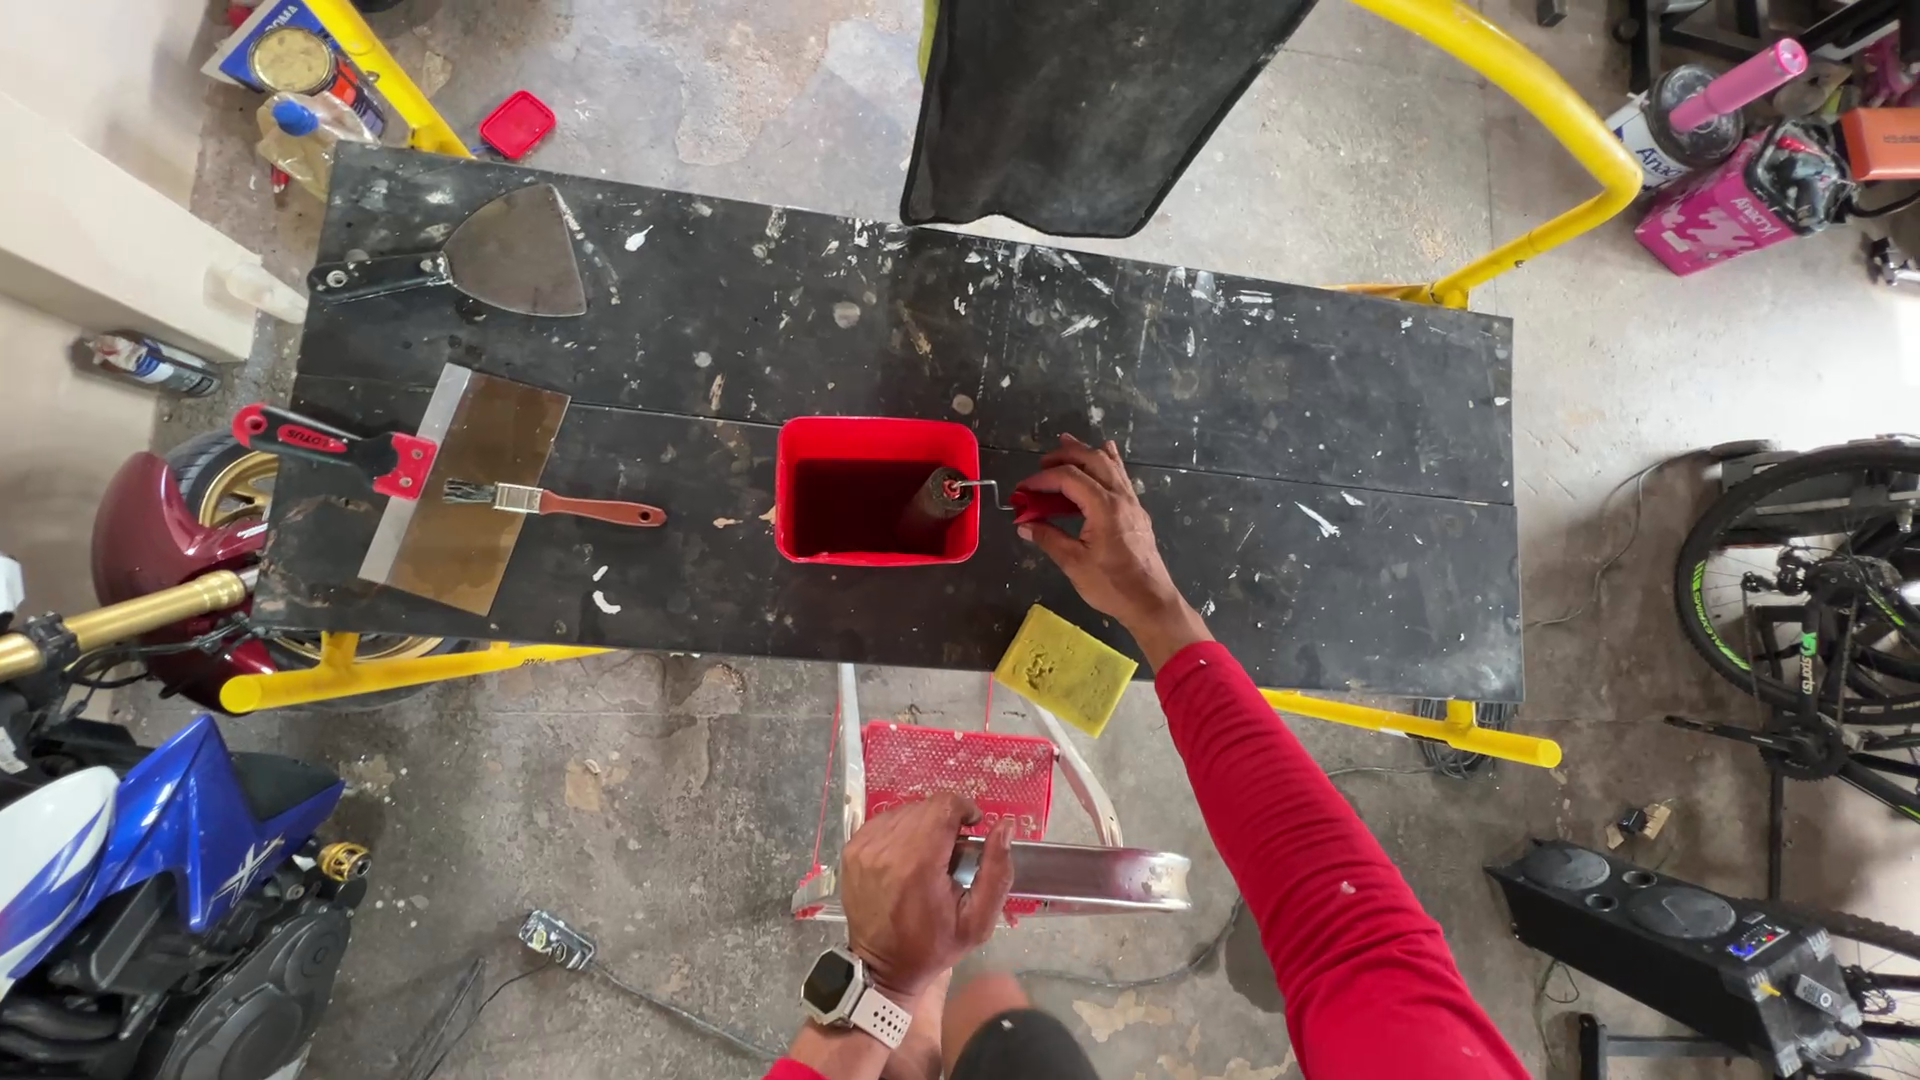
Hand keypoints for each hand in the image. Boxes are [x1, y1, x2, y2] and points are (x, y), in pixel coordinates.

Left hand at [840, 793, 1014, 1002]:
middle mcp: (887, 848)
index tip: (971, 827)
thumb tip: (1004, 826)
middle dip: (945, 821)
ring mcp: (865, 847)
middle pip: (926, 807)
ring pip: (906, 810)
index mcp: (918, 863)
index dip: (964, 809)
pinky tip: (907, 855)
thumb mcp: (978, 921)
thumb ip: (997, 871)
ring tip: (929, 855)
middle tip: (951, 852)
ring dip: (923, 825)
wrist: (882, 968)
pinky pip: (885, 820)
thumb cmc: (933, 945)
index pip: (945, 805)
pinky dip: (901, 831)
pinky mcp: (853, 848)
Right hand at [1016, 435, 1212, 667]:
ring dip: (1086, 452)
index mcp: (1104, 507)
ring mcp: (1132, 503)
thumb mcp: (1073, 563)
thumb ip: (1048, 538)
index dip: (1042, 479)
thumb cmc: (1111, 585)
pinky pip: (1121, 477)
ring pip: (1110, 464)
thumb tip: (1024, 524)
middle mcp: (1120, 497)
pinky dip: (1108, 462)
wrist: (1150, 601)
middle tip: (1042, 462)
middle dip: (1065, 455)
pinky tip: (1106, 453)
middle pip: (1092, 460)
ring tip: (1067, 442)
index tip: (1023, 490)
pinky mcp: (1136, 513)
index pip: (1069, 478)